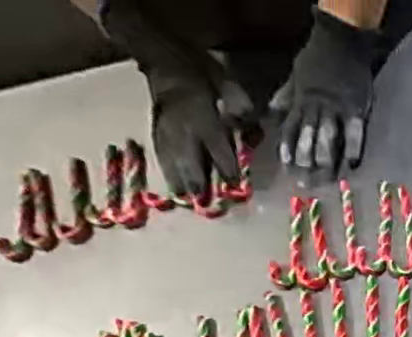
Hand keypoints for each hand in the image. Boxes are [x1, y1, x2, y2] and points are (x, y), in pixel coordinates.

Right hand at [101, 0, 243, 191]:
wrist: (162, 60)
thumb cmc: (199, 74)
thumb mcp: (226, 85)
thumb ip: (242, 110)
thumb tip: (254, 132)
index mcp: (204, 123)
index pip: (222, 159)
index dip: (231, 177)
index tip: (237, 188)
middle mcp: (184, 136)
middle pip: (194, 175)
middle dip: (204, 191)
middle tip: (213, 202)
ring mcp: (167, 139)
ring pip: (176, 176)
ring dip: (187, 189)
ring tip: (195, 199)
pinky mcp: (157, 139)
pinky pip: (165, 167)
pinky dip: (174, 179)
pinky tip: (180, 188)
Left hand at [274, 9, 376, 177]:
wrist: (342, 39)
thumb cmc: (318, 57)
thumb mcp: (295, 74)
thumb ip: (285, 96)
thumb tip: (271, 113)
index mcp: (301, 101)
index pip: (290, 129)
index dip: (288, 150)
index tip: (287, 168)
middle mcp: (316, 108)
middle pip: (308, 140)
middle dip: (305, 163)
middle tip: (305, 184)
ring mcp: (336, 110)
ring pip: (328, 139)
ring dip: (326, 161)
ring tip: (326, 181)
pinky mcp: (356, 110)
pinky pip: (354, 135)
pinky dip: (353, 151)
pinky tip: (351, 167)